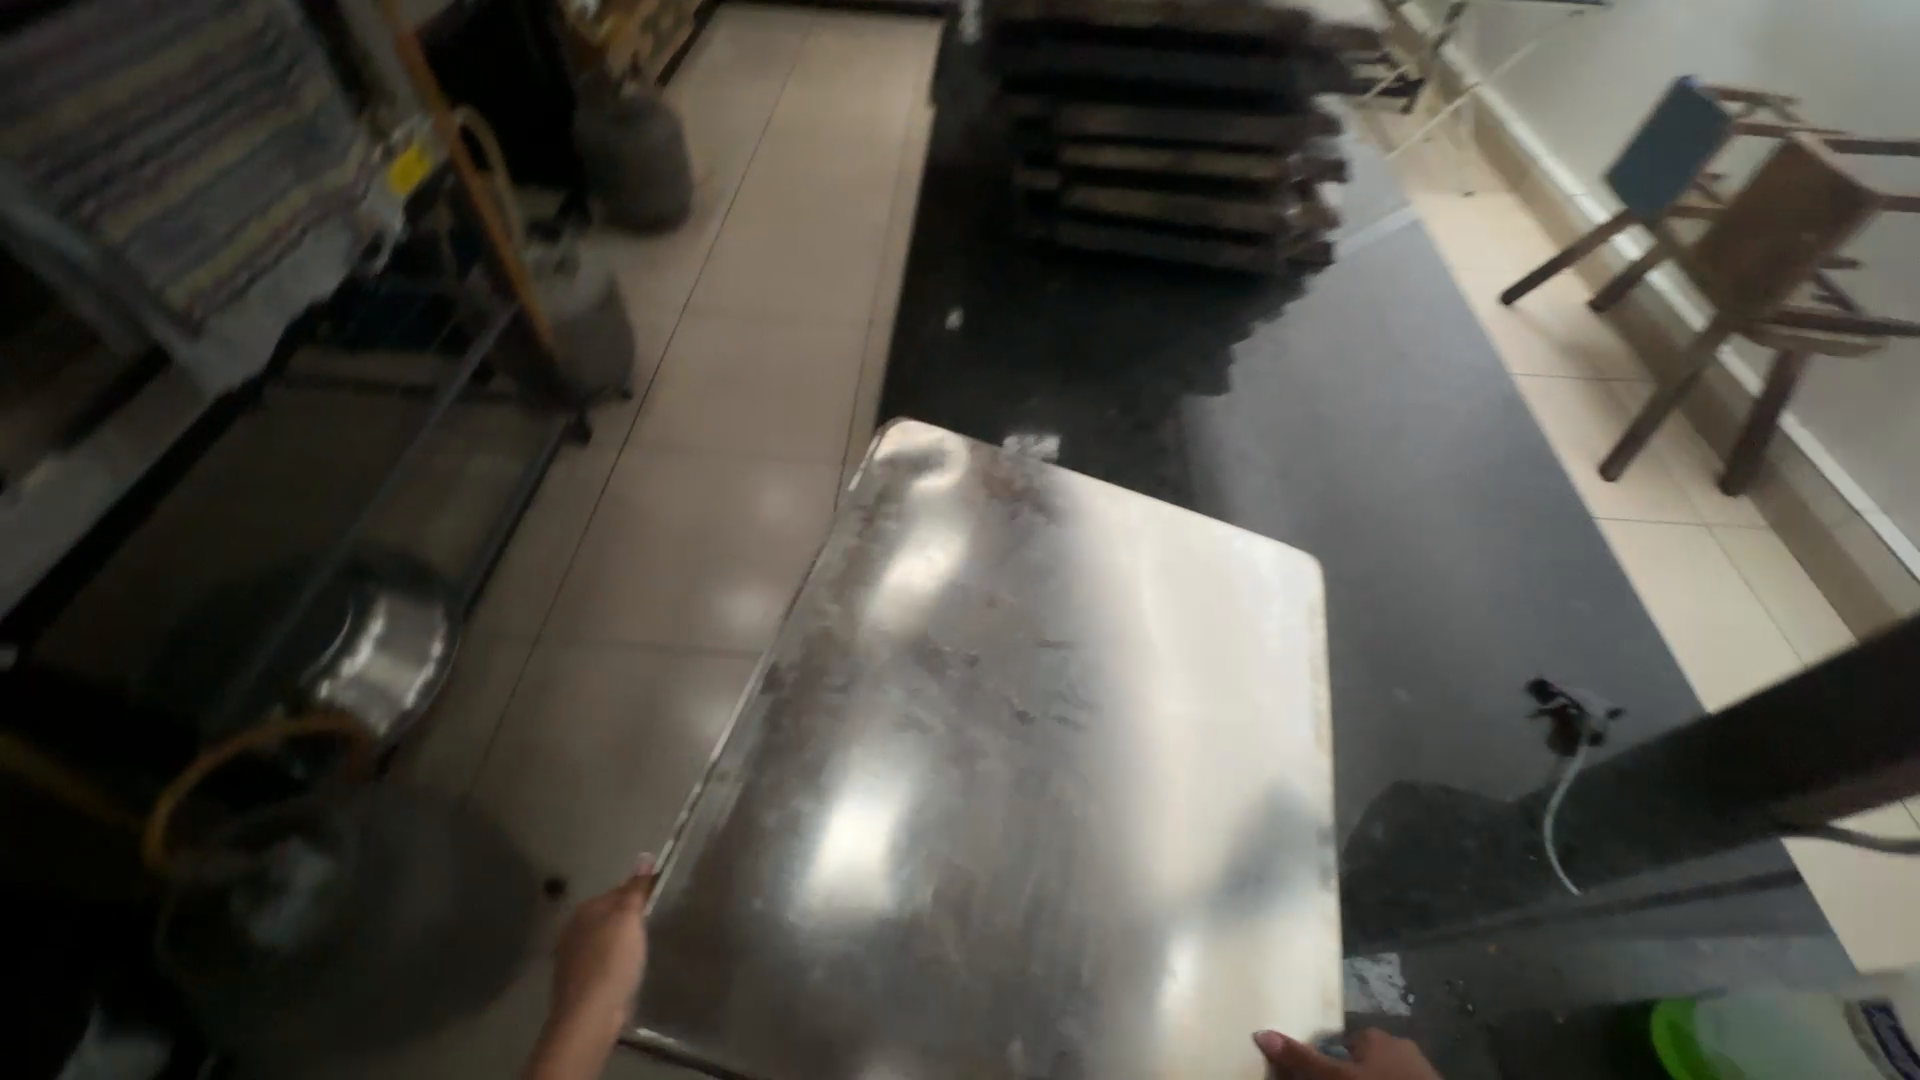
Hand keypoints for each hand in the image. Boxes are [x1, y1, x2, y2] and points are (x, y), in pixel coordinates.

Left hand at [524, 858, 656, 1079]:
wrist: (589, 1016)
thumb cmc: (612, 960)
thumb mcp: (629, 918)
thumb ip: (637, 888)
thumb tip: (646, 855)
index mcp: (586, 910)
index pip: (619, 891)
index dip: (640, 893)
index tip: (659, 901)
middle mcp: (574, 929)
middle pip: (610, 914)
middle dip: (628, 918)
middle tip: (653, 924)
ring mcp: (572, 957)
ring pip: (604, 939)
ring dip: (620, 941)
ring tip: (642, 947)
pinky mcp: (577, 982)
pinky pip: (601, 961)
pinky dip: (613, 962)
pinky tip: (626, 970)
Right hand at [1253, 1029, 1443, 1079]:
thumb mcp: (1338, 1079)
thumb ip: (1302, 1060)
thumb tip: (1260, 1034)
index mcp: (1373, 1036)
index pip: (1340, 1045)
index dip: (1330, 1066)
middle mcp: (1399, 1045)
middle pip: (1364, 1061)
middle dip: (1354, 1076)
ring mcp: (1422, 1070)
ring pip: (1387, 1075)